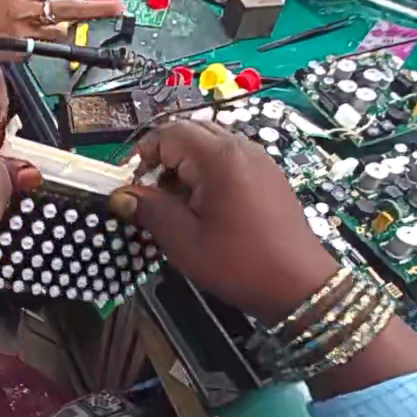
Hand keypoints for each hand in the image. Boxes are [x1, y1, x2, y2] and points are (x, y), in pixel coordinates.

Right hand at [0, 0, 124, 42]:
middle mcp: (25, 9)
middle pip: (68, 8)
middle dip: (96, 8)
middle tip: (118, 8)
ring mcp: (24, 32)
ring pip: (60, 30)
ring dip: (77, 25)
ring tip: (94, 21)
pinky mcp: (20, 50)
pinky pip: (42, 44)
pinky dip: (51, 38)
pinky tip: (58, 36)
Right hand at [108, 122, 339, 321]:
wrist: (296, 284)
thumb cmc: (238, 263)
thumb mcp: (182, 239)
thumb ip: (148, 210)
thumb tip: (120, 197)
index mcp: (219, 159)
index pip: (169, 133)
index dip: (143, 153)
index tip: (131, 182)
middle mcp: (242, 149)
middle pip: (190, 132)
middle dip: (163, 156)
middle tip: (149, 191)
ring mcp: (258, 160)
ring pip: (209, 144)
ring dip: (184, 164)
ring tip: (175, 201)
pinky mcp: (267, 175)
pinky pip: (228, 158)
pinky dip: (206, 172)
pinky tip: (201, 205)